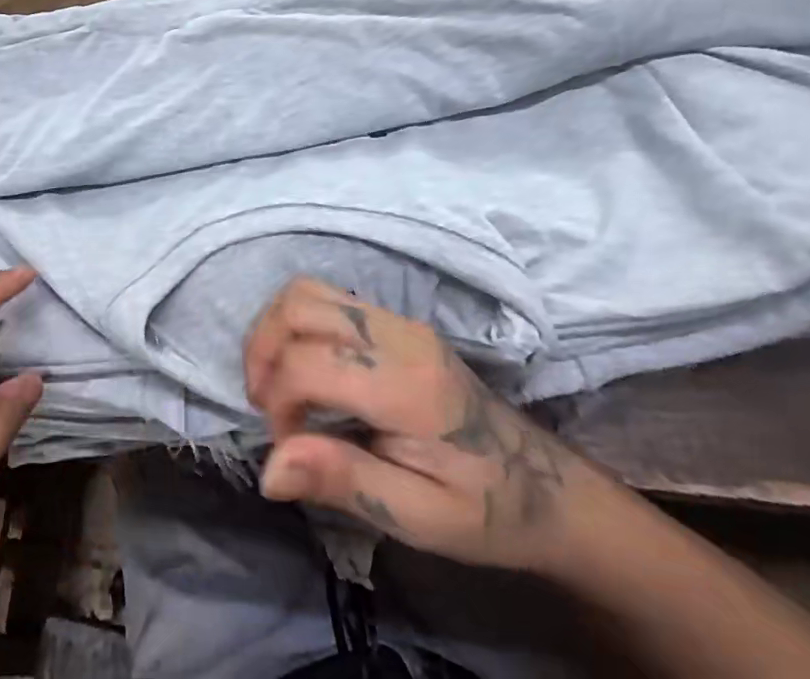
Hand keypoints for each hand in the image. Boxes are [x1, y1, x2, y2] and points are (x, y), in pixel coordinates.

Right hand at [245, 276, 590, 573]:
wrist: (547, 487)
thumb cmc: (485, 510)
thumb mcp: (419, 518)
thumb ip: (343, 482)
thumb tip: (268, 470)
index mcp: (409, 387)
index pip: (308, 364)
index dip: (277, 403)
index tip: (288, 445)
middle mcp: (400, 336)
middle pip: (297, 308)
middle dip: (262, 355)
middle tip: (268, 407)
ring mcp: (397, 321)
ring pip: (303, 293)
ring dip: (271, 334)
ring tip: (275, 384)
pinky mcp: (392, 321)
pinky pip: (320, 297)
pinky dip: (290, 325)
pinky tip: (297, 366)